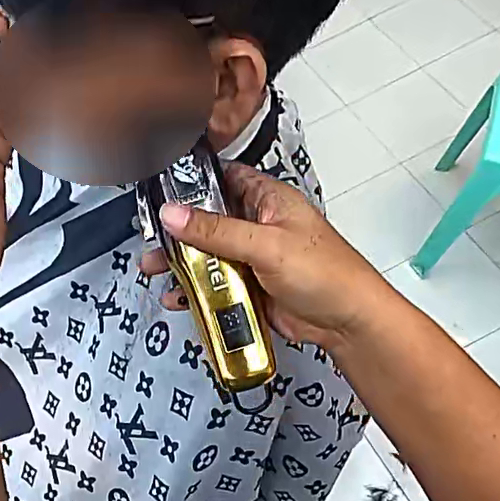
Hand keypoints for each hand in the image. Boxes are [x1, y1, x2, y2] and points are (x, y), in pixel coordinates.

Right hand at [139, 164, 394, 351]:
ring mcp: (252, 257)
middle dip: (178, 231)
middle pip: (207, 220)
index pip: (223, 178)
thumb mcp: (266, 245)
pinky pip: (215, 284)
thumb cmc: (328, 274)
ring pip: (207, 255)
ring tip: (157, 269)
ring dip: (182, 263)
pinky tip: (181, 297)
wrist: (346, 322)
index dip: (193, 183)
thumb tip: (175, 213)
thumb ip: (217, 230)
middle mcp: (258, 225)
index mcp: (267, 199)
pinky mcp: (249, 286)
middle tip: (153, 238)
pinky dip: (196, 290)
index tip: (162, 192)